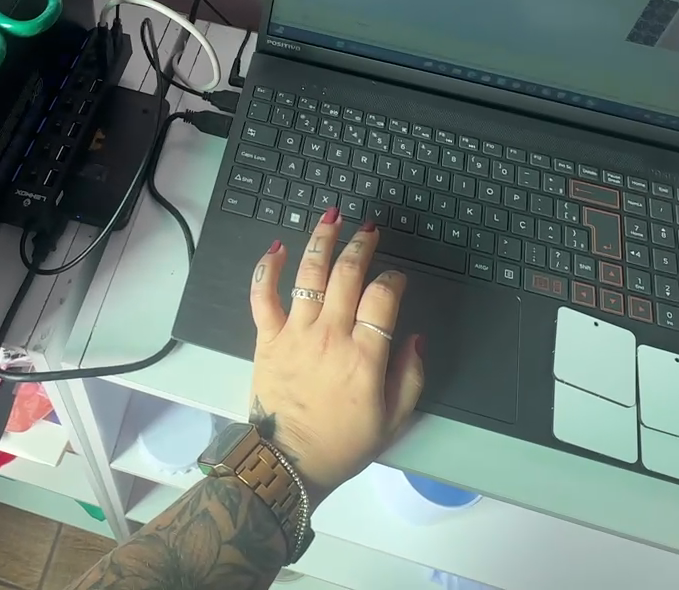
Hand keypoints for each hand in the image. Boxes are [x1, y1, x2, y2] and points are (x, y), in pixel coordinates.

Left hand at [245, 208, 426, 497]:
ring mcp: (295, 332)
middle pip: (347, 275)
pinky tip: (278, 246)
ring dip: (321, 240)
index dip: (393, 279)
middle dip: (361, 245)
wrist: (288, 461)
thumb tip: (414, 337)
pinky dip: (268, 268)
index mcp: (364, 356)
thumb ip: (410, 376)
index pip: (383, 299)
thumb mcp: (394, 420)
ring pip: (309, 274)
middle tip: (369, 228)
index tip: (398, 276)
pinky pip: (263, 295)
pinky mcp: (267, 336)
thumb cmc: (343, 442)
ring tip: (332, 217)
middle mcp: (330, 335)